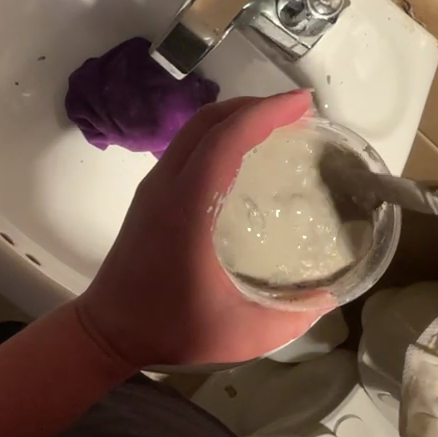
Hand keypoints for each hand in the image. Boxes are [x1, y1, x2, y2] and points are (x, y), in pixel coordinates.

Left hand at [75, 90, 337, 368]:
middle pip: (208, 121)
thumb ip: (292, 316)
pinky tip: (241, 154)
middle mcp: (167, 185)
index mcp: (188, 206)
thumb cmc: (171, 328)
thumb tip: (330, 296)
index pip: (226, 138)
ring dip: (233, 117)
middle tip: (298, 111)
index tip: (303, 104)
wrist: (107, 330)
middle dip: (254, 106)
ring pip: (192, 130)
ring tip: (275, 125)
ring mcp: (154, 187)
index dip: (265, 113)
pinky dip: (217, 135)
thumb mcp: (242, 332)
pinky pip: (185, 147)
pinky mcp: (149, 196)